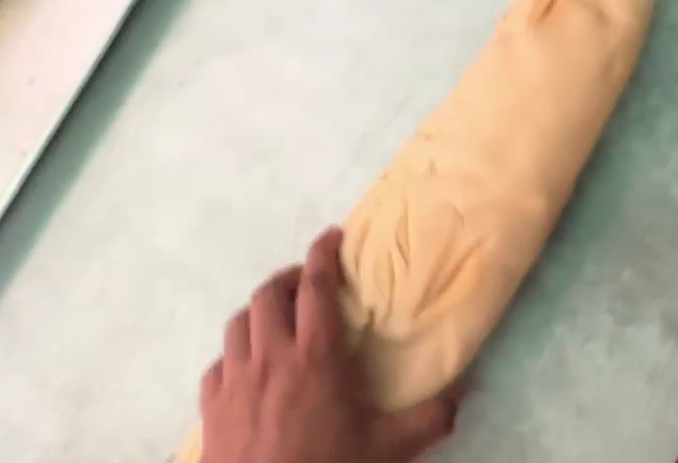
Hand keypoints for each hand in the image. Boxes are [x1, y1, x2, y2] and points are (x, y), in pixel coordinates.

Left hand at [199, 228, 458, 462]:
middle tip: (307, 282)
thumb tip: (467, 390)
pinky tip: (247, 368)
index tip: (333, 235)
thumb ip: (429, 417)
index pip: (316, 285)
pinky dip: (233, 355)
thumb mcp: (387, 448)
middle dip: (288, 278)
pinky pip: (216, 365)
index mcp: (316, 355)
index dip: (323, 252)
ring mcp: (234, 383)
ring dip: (259, 312)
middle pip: (268, 294)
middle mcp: (272, 358)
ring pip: (238, 323)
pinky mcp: (210, 411)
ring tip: (277, 319)